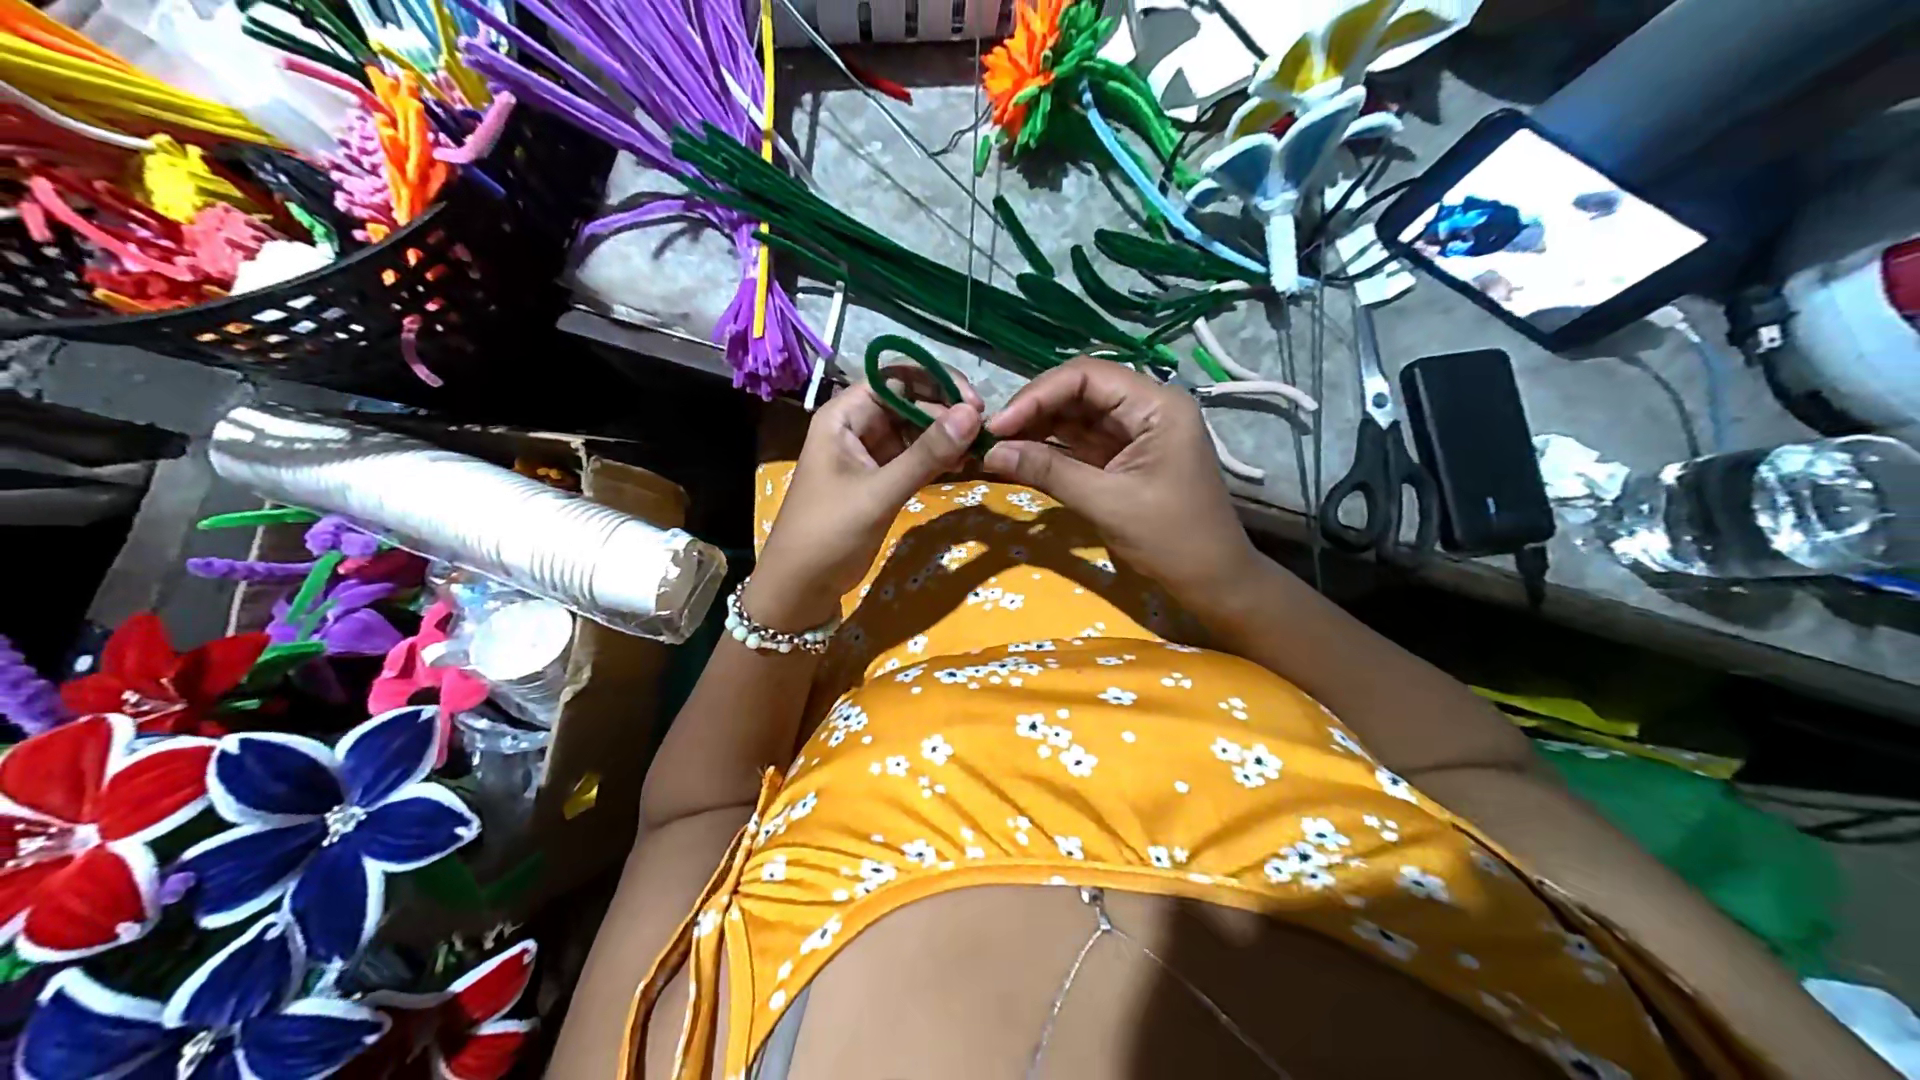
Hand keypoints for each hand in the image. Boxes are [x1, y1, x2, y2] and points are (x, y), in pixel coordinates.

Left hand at [747, 373, 982, 631]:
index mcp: (843, 417)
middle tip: (985, 430)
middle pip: (908, 402)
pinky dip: (937, 459)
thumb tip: (972, 415)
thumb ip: (926, 454)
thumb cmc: (829, 533)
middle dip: (946, 412)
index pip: (895, 379)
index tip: (974, 402)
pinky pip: (913, 458)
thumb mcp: (879, 492)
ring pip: (914, 431)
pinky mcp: (880, 479)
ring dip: (945, 436)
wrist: (801, 587)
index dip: (935, 382)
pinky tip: (964, 465)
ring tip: (980, 447)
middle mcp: (856, 427)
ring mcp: (869, 454)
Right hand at [982, 357, 1258, 610]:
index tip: (999, 424)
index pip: (1087, 376)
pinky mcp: (1122, 457)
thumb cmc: (1171, 538)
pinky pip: (1079, 443)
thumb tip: (992, 453)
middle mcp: (1145, 408)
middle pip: (1078, 392)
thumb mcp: (1108, 503)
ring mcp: (1134, 432)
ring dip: (1037, 429)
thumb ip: (1050, 471)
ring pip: (1075, 417)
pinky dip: (1050, 450)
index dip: (1037, 394)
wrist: (1211, 579)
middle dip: (1033, 411)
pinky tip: (1018, 456)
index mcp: (1156, 405)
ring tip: (996, 446)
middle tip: (990, 437)